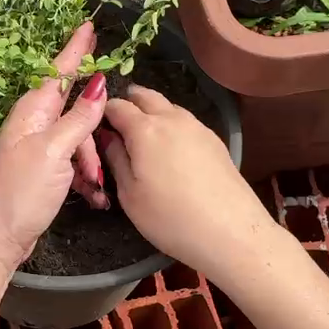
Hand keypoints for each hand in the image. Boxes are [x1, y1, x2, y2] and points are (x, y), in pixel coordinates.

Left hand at [0, 22, 108, 274]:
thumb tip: (99, 85)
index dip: (76, 49)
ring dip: (91, 163)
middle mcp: (34, 123)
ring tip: (94, 188)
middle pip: (77, 111)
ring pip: (79, 140)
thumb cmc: (20, 192)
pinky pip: (73, 163)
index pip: (59, 71)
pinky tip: (92, 197)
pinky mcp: (43, 170)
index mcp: (32, 110)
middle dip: (94, 135)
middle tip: (97, 164)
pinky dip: (85, 178)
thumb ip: (79, 118)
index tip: (89, 25)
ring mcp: (38, 147)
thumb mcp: (54, 151)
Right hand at [101, 85, 282, 278]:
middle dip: (129, 101)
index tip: (97, 125)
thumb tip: (108, 137)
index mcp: (144, 130)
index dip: (103, 112)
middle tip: (119, 121)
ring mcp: (197, 127)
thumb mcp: (130, 195)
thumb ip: (116, 160)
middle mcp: (172, 119)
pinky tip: (172, 147)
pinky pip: (186, 121)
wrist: (231, 233)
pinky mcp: (215, 140)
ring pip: (169, 106)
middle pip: (146, 96)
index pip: (117, 106)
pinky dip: (172, 123)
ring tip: (144, 134)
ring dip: (153, 111)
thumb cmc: (170, 218)